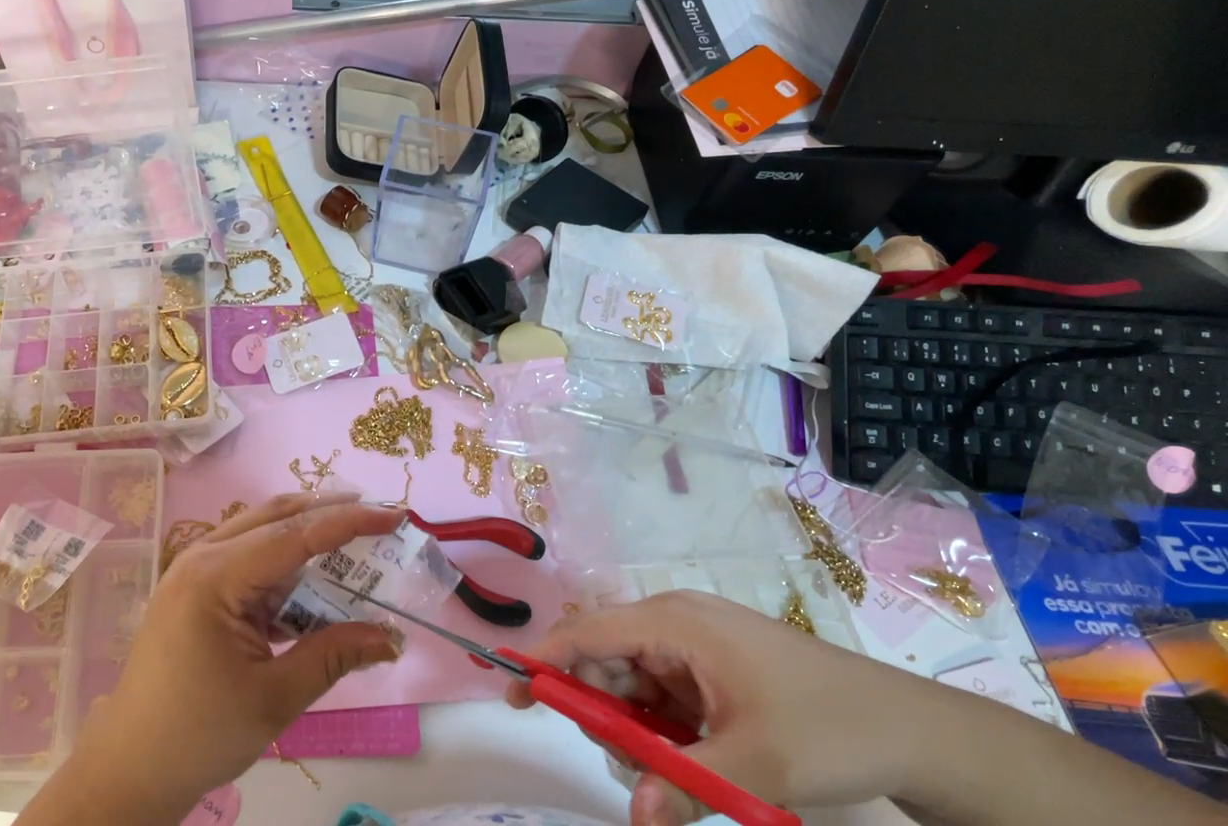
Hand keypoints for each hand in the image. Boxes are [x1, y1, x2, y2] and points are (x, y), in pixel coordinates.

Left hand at [20, 492, 405, 824]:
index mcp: (214, 578)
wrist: (131, 765)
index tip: (394, 515)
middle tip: (380, 518)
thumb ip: (334, 656)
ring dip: (306, 533)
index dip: (348, 522)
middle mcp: (200, 559)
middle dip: (329, 513)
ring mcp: (192, 571)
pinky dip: (284, 561)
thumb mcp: (275, 697)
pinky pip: (246, 558)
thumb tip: (391, 637)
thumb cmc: (200, 733)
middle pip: (275, 519)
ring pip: (259, 533)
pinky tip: (313, 580)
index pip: (293, 535)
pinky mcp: (193, 590)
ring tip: (356, 541)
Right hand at [508, 591, 935, 825]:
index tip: (514, 697)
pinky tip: (692, 758)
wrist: (915, 730)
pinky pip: (661, 695)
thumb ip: (683, 784)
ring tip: (677, 769)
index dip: (544, 659)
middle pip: (605, 659)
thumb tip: (632, 813)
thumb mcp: (755, 763)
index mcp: (676, 622)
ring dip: (636, 727)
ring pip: (631, 682)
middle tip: (629, 763)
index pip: (587, 631)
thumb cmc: (830, 728)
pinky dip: (661, 728)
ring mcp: (695, 645)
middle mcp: (676, 623)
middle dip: (601, 710)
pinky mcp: (712, 668)